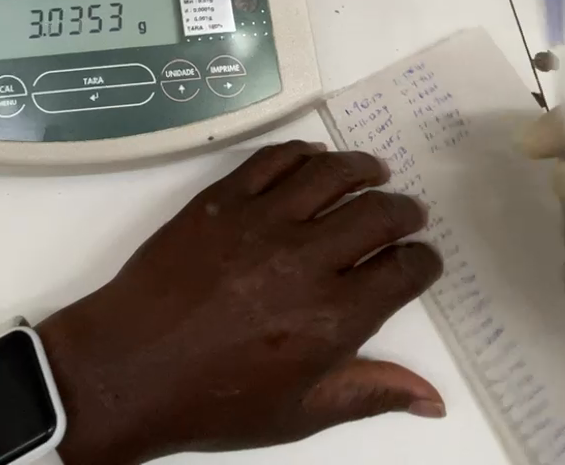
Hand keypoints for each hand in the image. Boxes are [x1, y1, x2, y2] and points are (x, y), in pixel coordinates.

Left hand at [36, 141, 444, 464]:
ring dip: (361, 168)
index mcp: (331, 318)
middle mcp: (304, 259)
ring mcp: (259, 220)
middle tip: (406, 212)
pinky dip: (301, 152)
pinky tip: (313, 156)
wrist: (133, 363)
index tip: (423, 258)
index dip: (422, 261)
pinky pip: (271, 159)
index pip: (401, 272)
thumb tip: (432, 399)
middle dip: (402, 211)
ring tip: (374, 171)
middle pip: (375, 214)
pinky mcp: (221, 198)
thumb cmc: (216, 398)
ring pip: (328, 174)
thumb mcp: (300, 412)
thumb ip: (369, 392)